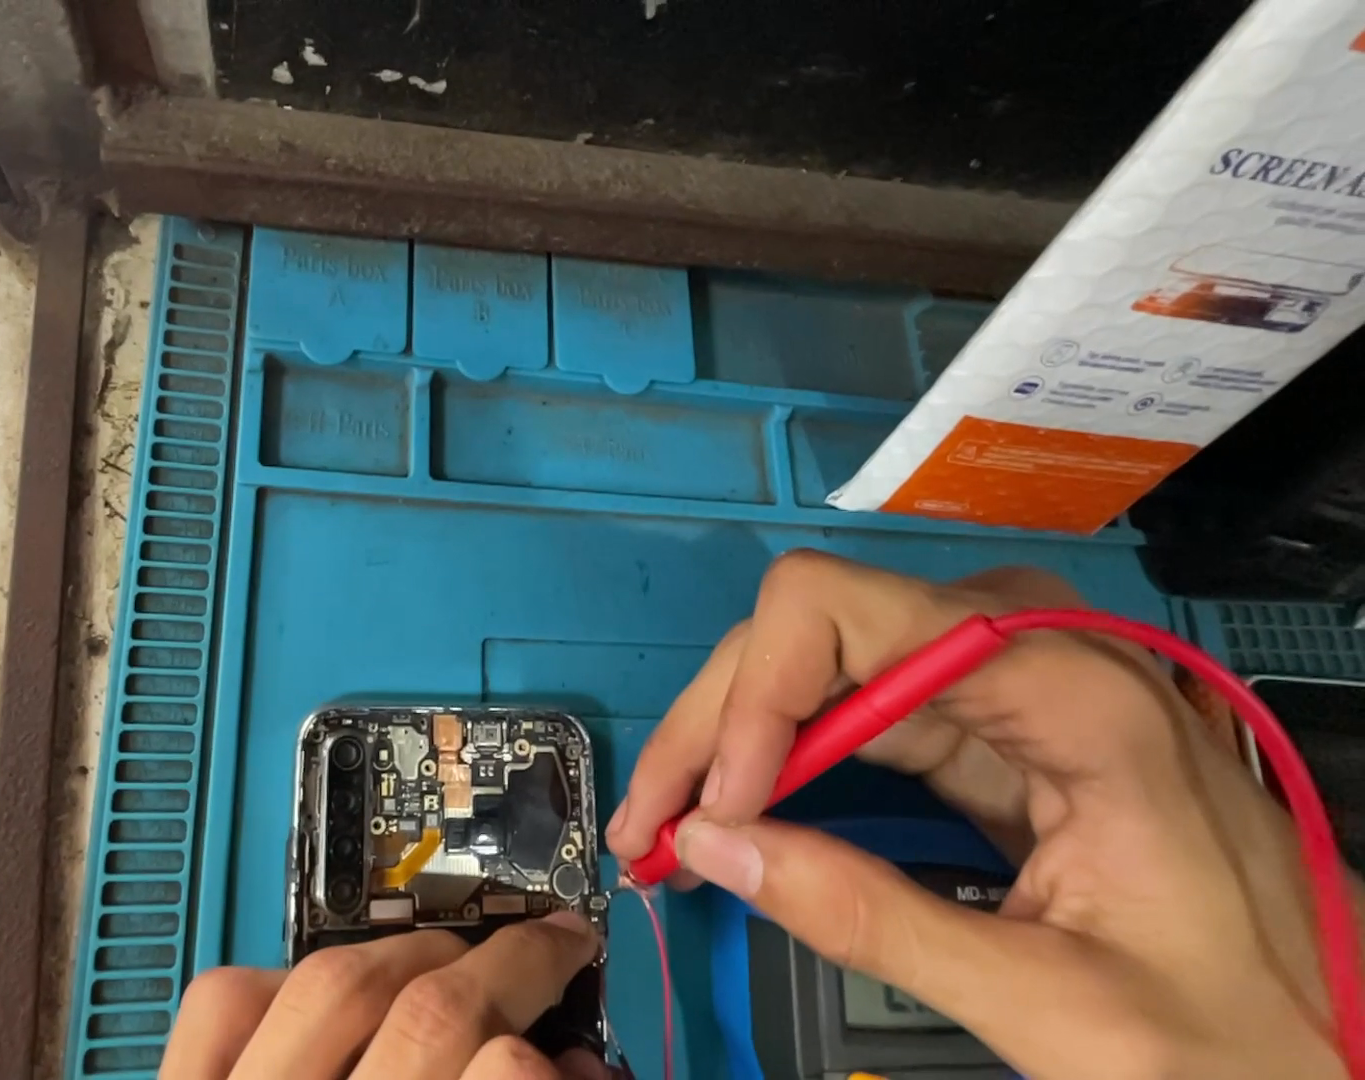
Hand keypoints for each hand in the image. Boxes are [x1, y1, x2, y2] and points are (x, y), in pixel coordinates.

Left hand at [161, 913, 610, 1079]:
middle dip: (510, 965)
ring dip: (416, 953)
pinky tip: (327, 998)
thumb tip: (574, 1073)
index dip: (543, 1061)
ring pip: (334, 982)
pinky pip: (226, 1002)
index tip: (580, 1051)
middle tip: (555, 946)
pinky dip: (281, 978)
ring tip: (460, 957)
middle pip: (428, 1017)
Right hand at [607, 551, 1354, 1077]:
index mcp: (1060, 685)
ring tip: (665, 829)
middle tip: (649, 829)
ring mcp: (975, 671)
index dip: (753, 696)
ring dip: (721, 746)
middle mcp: (1005, 642)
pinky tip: (725, 812)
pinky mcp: (955, 714)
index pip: (835, 610)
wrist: (1350, 1053)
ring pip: (796, 667)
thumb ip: (874, 920)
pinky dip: (761, 763)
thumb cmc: (1255, 1047)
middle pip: (795, 633)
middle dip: (712, 730)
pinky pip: (824, 711)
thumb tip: (704, 845)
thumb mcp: (1068, 1010)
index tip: (719, 808)